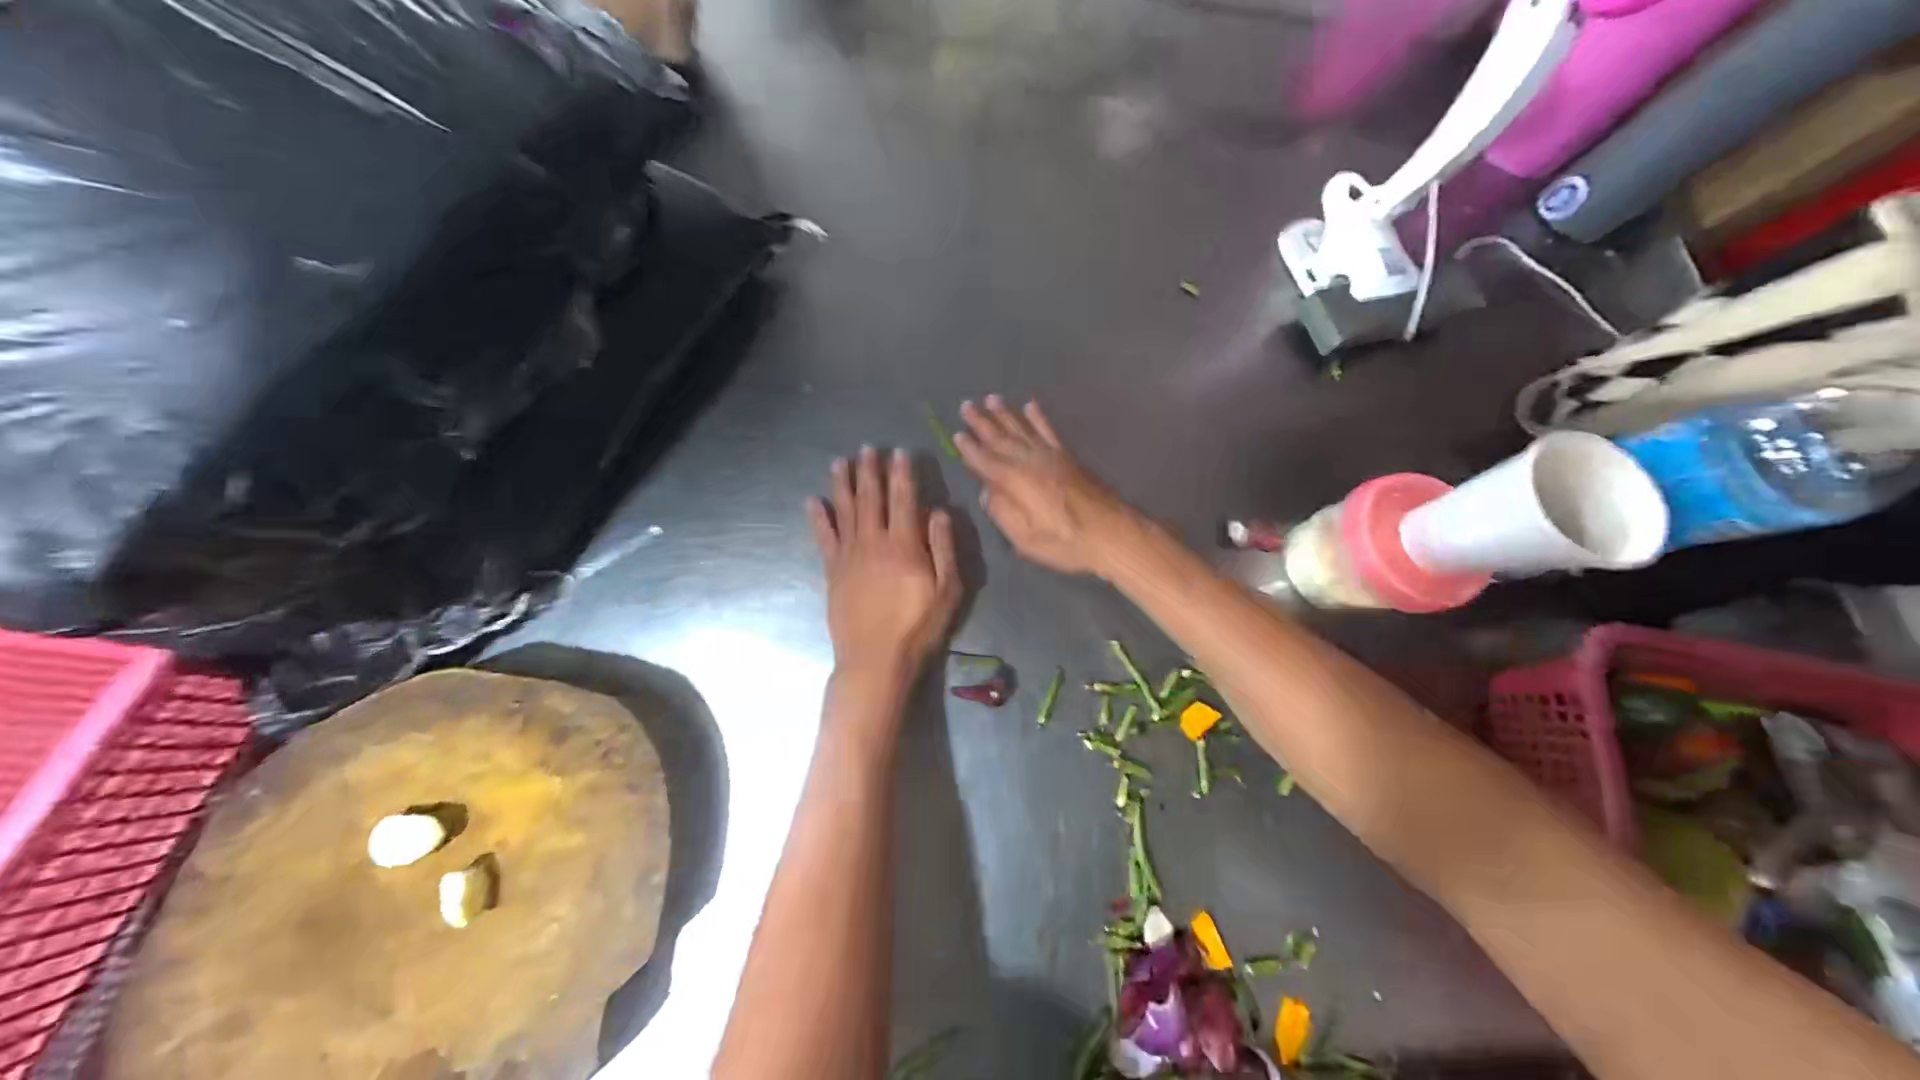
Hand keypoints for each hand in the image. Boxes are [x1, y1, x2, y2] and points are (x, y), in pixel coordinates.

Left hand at [808, 446, 963, 680]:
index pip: (904, 499)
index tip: (901, 452)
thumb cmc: (918, 628)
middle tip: (868, 447)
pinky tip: (813, 500)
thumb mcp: (948, 591)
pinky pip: (824, 537)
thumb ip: (944, 548)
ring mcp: (849, 555)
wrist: (875, 659)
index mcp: (905, 545)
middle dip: (870, 470)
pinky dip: (818, 517)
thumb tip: (940, 511)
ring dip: (842, 484)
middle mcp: (874, 542)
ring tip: (841, 461)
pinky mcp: (833, 571)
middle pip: (871, 498)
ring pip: (845, 510)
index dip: (903, 474)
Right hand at [953, 396, 1133, 575]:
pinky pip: (1048, 431)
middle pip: (1001, 438)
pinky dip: (1038, 417)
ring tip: (991, 398)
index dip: (969, 449)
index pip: (985, 461)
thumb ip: (1003, 514)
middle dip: (982, 422)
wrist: (1112, 534)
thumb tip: (987, 493)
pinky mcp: (1068, 457)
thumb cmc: (1065, 543)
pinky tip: (1030, 405)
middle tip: (966, 405)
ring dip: (1005, 414)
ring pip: (1022, 429)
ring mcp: (1051, 456)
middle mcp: (1031, 461)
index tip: (956, 434)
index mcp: (1016, 482)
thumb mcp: (1025, 539)